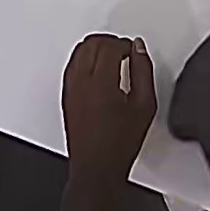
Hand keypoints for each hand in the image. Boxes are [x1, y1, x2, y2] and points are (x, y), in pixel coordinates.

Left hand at [61, 34, 155, 186]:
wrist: (97, 169)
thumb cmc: (120, 143)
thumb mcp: (144, 106)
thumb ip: (143, 71)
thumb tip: (139, 49)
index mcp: (100, 83)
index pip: (109, 47)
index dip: (124, 44)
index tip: (133, 50)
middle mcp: (81, 82)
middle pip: (92, 43)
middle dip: (110, 41)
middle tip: (124, 50)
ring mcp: (70, 88)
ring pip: (79, 50)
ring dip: (96, 47)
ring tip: (112, 57)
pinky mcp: (65, 94)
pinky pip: (72, 64)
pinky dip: (85, 58)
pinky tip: (97, 67)